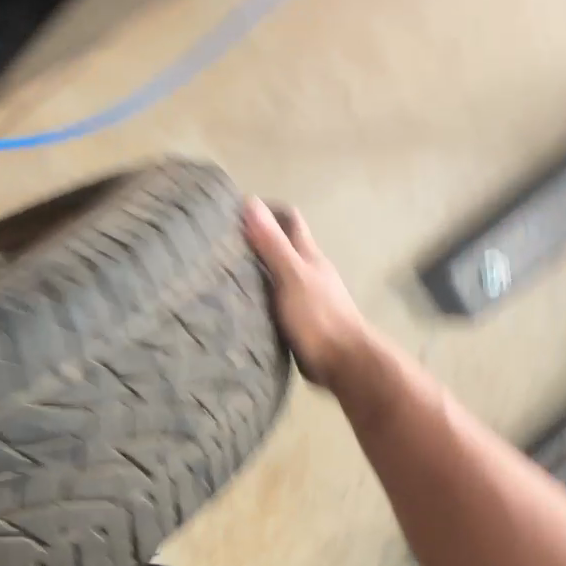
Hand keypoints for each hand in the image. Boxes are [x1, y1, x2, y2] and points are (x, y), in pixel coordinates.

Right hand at [241, 198, 374, 390]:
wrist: (342, 361)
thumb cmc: (318, 316)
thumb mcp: (291, 276)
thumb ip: (271, 244)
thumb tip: (250, 203)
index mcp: (308, 255)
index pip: (289, 220)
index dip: (267, 210)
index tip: (235, 212)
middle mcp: (308, 270)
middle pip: (283, 245)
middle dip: (257, 238)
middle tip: (222, 243)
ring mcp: (305, 295)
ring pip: (278, 273)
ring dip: (256, 269)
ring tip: (224, 274)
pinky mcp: (299, 319)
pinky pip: (275, 298)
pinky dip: (258, 295)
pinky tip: (241, 304)